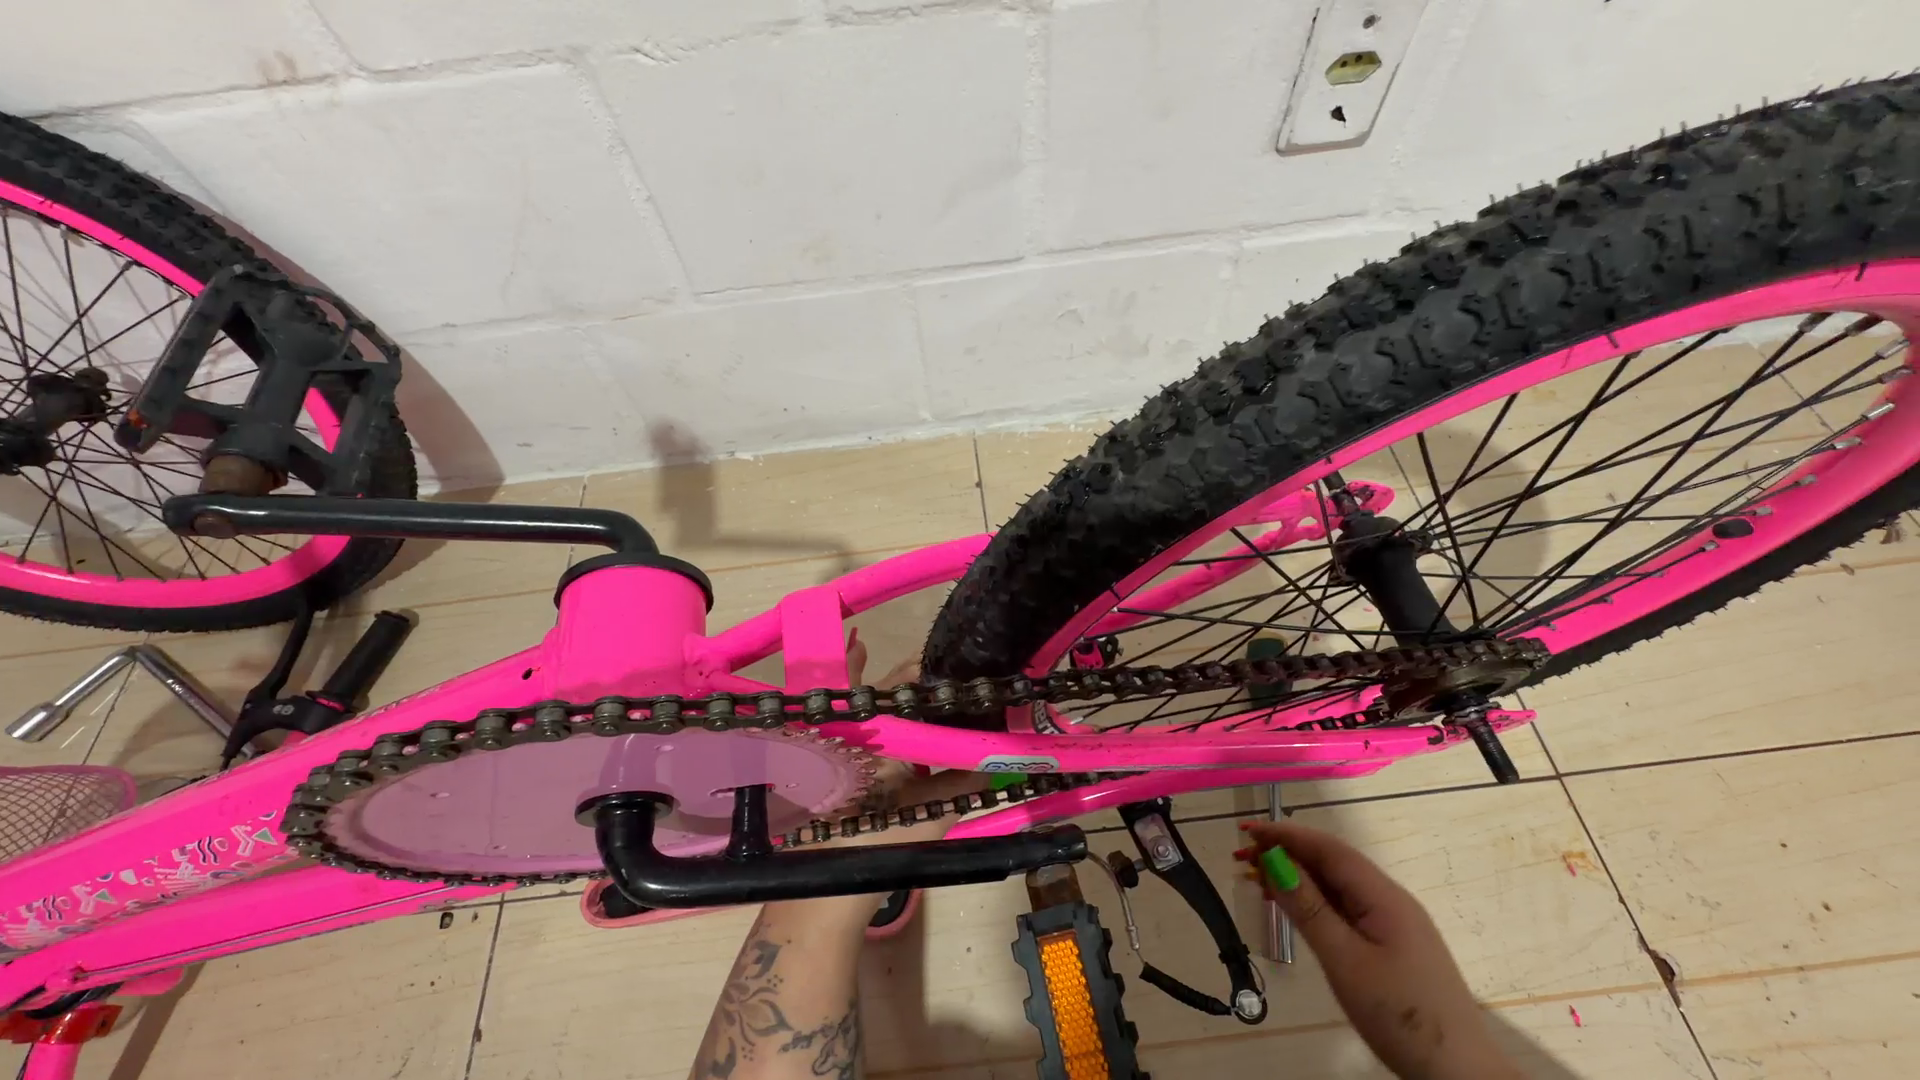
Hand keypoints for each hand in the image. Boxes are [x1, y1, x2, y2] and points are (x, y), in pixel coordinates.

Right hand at [1235, 822, 1523, 1079]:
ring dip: (1297, 877)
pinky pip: (1346, 908)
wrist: (1460, 1074)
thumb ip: (1309, 909)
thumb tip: (1275, 861)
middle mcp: (1390, 900)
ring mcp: (1394, 924)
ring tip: (1257, 881)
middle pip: (1332, 863)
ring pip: (1338, 886)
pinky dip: (1314, 901)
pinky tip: (1293, 910)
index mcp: (1383, 896)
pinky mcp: (1392, 946)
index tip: (1246, 831)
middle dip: (1286, 853)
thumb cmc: (1400, 1014)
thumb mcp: (1345, 960)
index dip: (1285, 834)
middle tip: (1242, 860)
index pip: (1328, 849)